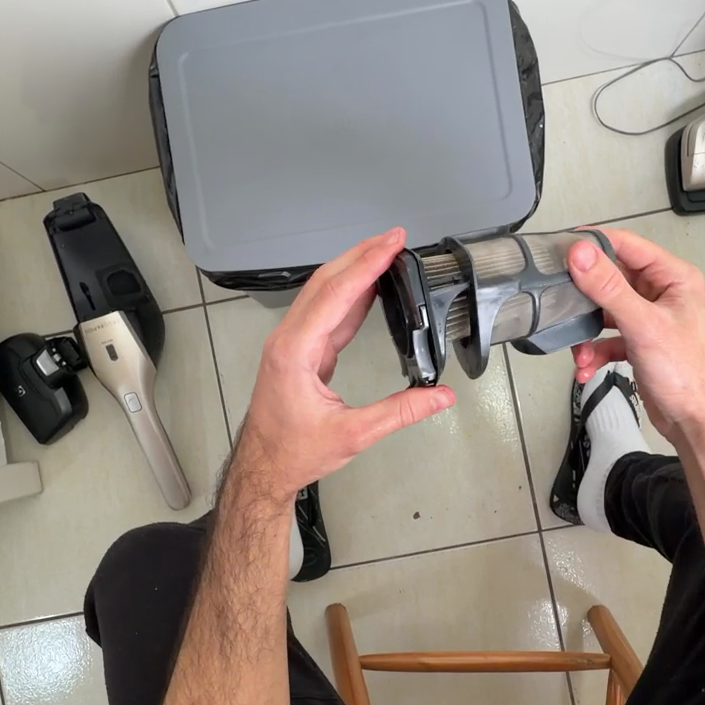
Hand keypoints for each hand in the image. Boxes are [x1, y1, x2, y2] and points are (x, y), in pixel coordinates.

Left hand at [232, 228, 456, 503]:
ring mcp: (293, 343)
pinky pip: (327, 313)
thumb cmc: (295, 452)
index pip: (335, 295)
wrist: (264, 466)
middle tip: (395, 238)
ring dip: (355, 270)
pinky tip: (370, 286)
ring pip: (324, 294)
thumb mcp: (353, 434)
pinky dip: (350, 295)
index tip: (391, 244)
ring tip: (387, 253)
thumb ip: (400, 412)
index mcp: (295, 351)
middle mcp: (289, 339)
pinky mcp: (301, 351)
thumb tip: (440, 396)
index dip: (366, 266)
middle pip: (326, 283)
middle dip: (361, 255)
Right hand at [565, 228, 704, 441]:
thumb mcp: (644, 325)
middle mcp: (663, 294)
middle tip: (559, 304)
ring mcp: (651, 320)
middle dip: (585, 299)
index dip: (594, 244)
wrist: (700, 422)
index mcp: (674, 278)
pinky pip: (608, 339)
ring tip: (578, 353)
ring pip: (606, 313)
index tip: (560, 248)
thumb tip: (580, 254)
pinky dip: (594, 353)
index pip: (628, 246)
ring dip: (586, 333)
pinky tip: (586, 369)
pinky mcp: (640, 344)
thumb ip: (609, 288)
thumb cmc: (687, 372)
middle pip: (612, 281)